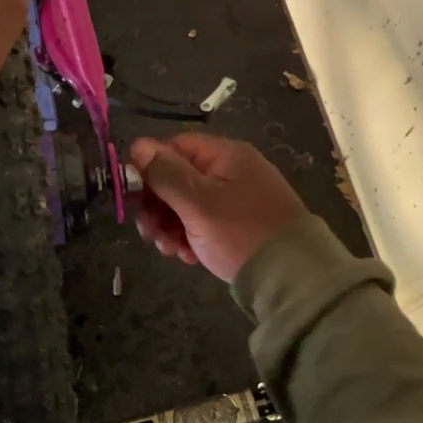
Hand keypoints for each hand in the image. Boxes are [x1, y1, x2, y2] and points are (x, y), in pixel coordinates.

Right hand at [131, 134, 308, 282]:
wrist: (289, 276)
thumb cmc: (240, 233)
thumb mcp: (197, 202)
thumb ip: (166, 174)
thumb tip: (138, 145)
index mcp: (225, 155)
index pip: (174, 148)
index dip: (150, 169)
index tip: (132, 197)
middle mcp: (232, 171)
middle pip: (179, 178)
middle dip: (158, 206)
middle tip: (147, 232)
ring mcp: (237, 199)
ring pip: (189, 205)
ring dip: (170, 226)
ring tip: (168, 249)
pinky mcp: (240, 225)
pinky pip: (205, 224)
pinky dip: (191, 237)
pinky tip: (187, 256)